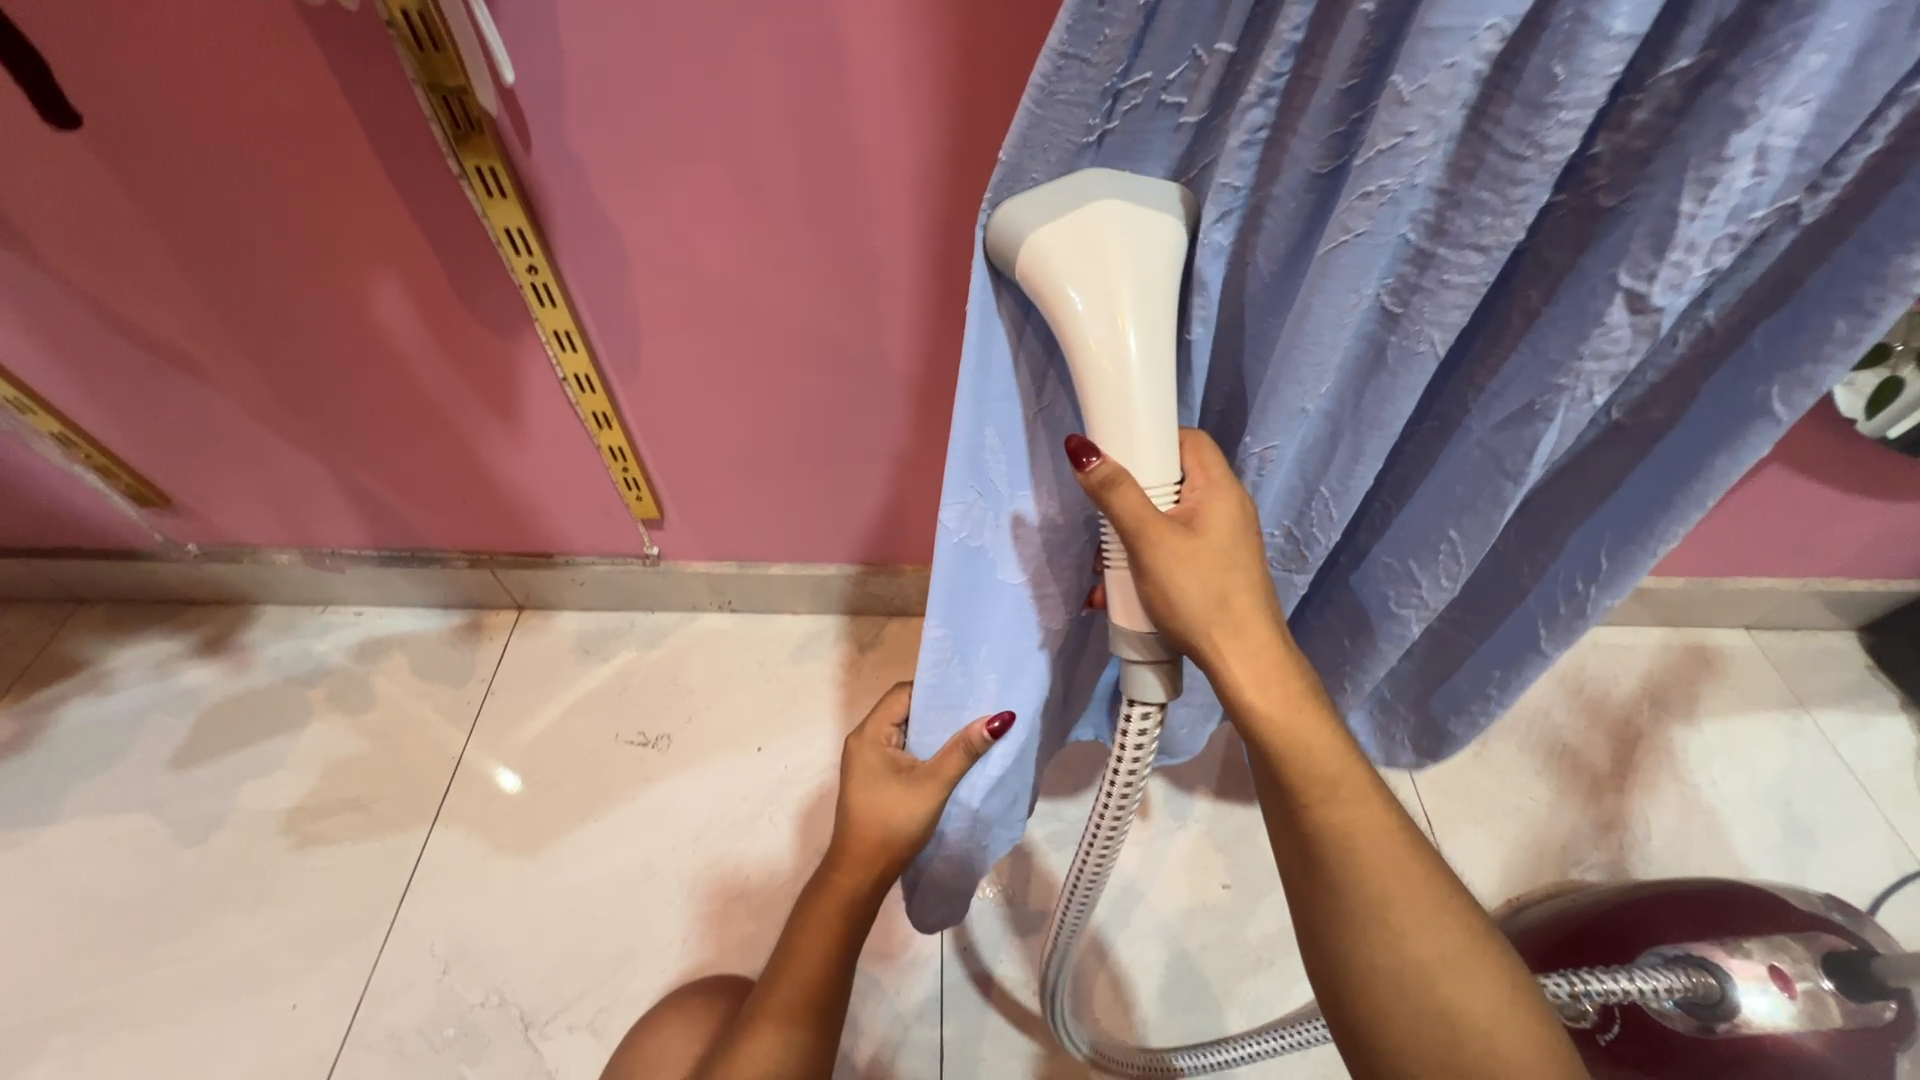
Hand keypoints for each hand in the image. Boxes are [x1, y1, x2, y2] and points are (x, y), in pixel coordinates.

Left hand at [824, 683, 1012, 885]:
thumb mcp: (933, 784)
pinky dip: (923, 748)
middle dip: (937, 710)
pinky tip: (948, 754)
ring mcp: (866, 759)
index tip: (967, 694)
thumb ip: (964, 749)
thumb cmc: (894, 823)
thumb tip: (1000, 718)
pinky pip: (900, 749)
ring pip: (903, 730)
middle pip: (903, 709)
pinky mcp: (873, 776)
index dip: (935, 691)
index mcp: (870, 733)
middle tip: (974, 709)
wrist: (861, 872)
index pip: (903, 693)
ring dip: (932, 731)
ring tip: (967, 728)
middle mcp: (864, 739)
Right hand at [1067, 428, 1291, 691]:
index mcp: (1219, 487)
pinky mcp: (1216, 569)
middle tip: (1103, 518)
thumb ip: (1115, 493)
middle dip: (1128, 498)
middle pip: (1172, 480)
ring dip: (1130, 538)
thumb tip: (1081, 447)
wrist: (1244, 662)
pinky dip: (1145, 561)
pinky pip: (1173, 549)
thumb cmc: (1197, 593)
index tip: (1114, 456)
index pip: (1186, 439)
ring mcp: (1223, 541)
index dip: (1149, 439)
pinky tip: (1119, 591)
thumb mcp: (1148, 540)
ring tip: (1104, 566)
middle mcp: (1227, 507)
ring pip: (1167, 520)